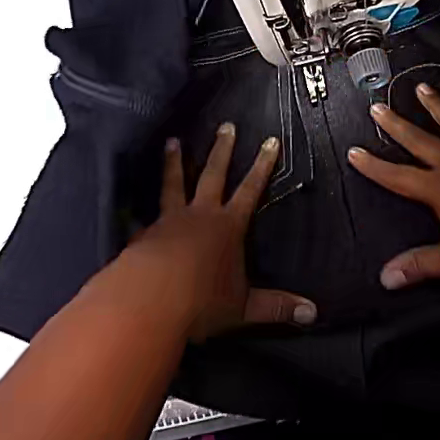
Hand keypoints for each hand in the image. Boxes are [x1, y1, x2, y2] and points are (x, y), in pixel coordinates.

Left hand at [112, 124, 315, 340]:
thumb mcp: (244, 306)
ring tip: (173, 142)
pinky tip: (126, 204)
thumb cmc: (200, 300)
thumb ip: (276, 307)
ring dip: (175, 163)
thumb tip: (313, 313)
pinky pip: (139, 217)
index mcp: (228, 226)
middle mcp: (200, 215)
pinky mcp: (140, 236)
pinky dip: (134, 208)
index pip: (251, 189)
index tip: (270, 141)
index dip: (262, 165)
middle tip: (226, 126)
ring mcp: (167, 222)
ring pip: (174, 185)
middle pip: (213, 175)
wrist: (148, 302)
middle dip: (223, 151)